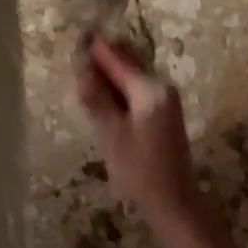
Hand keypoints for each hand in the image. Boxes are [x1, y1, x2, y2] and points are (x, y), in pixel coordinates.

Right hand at [77, 37, 197, 215]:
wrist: (174, 205)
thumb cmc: (140, 171)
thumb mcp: (111, 135)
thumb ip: (96, 98)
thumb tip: (81, 67)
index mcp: (150, 88)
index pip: (117, 58)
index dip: (94, 50)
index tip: (72, 41)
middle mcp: (161, 86)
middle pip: (127, 62)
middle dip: (101, 61)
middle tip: (74, 64)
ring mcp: (164, 100)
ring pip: (130, 76)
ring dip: (108, 76)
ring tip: (82, 81)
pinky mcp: (162, 114)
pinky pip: (135, 91)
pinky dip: (118, 91)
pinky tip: (100, 100)